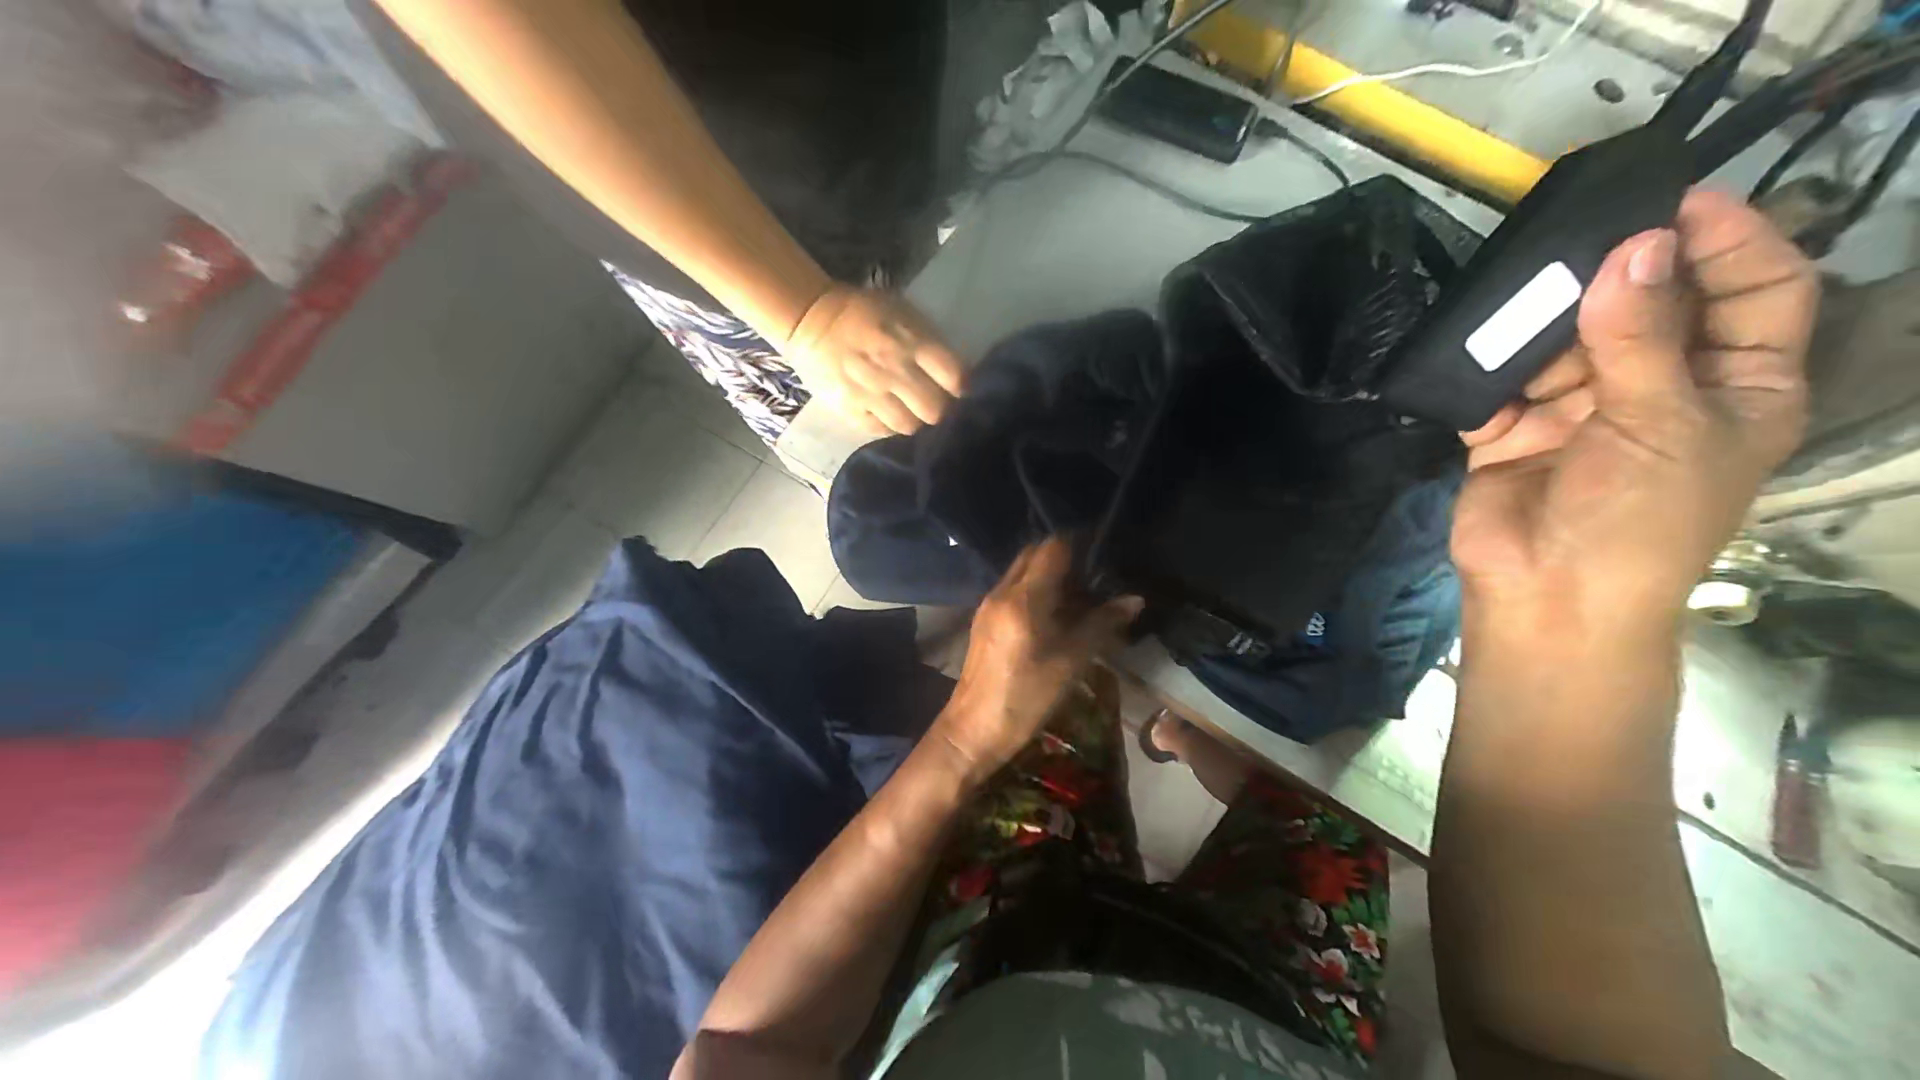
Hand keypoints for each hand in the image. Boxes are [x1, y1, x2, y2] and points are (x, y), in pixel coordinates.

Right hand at [781, 285, 966, 434]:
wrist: (809, 318)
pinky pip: (881, 431)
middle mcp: (895, 371)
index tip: (956, 388)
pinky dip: (888, 426)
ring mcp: (871, 393)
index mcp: (912, 342)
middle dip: (939, 409)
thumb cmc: (863, 312)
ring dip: (914, 420)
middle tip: (933, 404)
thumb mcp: (902, 311)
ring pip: (909, 426)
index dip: (960, 386)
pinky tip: (888, 415)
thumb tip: (956, 372)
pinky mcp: (850, 409)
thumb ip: (929, 340)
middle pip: (935, 410)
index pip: (954, 378)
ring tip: (909, 412)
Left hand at [936, 538, 1142, 778]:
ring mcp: (988, 605)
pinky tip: (1057, 614)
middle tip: (1095, 575)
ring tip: (1082, 595)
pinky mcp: (984, 621)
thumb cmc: (1025, 698)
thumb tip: (1134, 599)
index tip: (1104, 550)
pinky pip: (1013, 590)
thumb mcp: (1070, 662)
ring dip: (1050, 574)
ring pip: (1022, 572)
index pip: (1052, 548)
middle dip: (1065, 557)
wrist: (973, 730)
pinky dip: (1036, 590)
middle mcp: (1001, 592)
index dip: (1079, 543)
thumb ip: (1101, 624)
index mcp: (1023, 598)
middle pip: (1034, 554)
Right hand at [1453, 189, 1815, 635]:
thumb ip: (1641, 337)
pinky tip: (1477, 371)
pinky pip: (1497, 387)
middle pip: (1647, 308)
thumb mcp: (1662, 423)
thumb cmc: (1639, 518)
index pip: (1755, 292)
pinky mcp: (1508, 431)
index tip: (1674, 204)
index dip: (1730, 242)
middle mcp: (1657, 389)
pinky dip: (1484, 379)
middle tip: (1572, 242)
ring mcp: (1577, 410)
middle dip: (1615, 278)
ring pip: (1563, 343)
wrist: (1546, 593)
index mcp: (1733, 386)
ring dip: (1539, 328)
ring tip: (1515, 305)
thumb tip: (1635, 246)